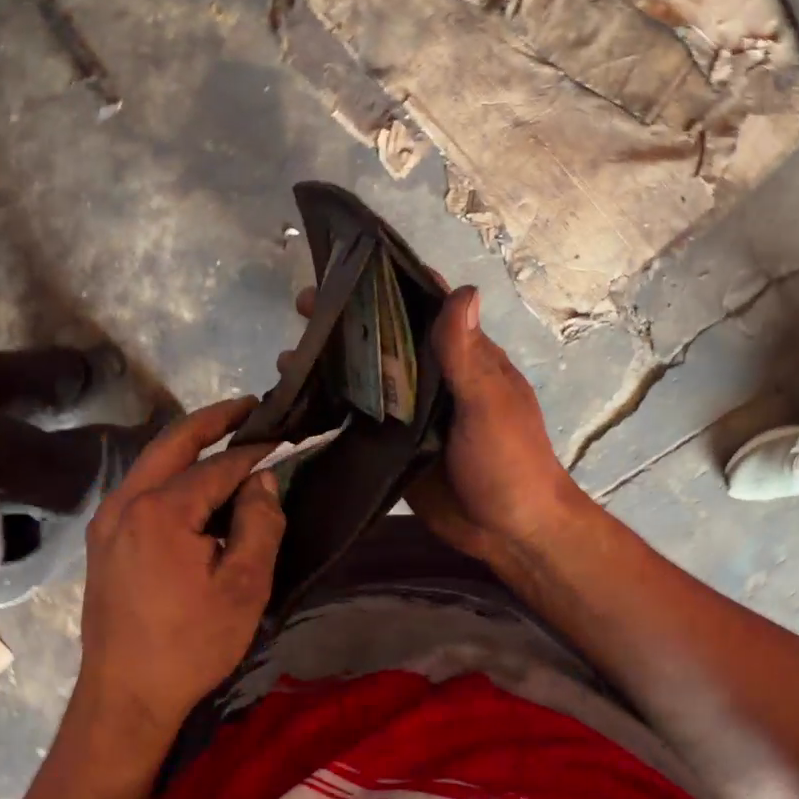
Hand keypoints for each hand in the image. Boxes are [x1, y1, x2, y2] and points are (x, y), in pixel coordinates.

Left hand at [79, 397, 285, 733]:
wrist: (125, 694)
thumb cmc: (190, 645)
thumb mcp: (243, 587)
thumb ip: (259, 524)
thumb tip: (262, 480)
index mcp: (160, 510)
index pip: (217, 466)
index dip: (254, 451)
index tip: (284, 437)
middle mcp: (125, 502)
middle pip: (172, 444)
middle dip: (213, 421)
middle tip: (249, 406)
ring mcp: (107, 521)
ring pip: (152, 464)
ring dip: (188, 446)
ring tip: (227, 436)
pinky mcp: (103, 541)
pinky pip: (140, 490)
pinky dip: (170, 474)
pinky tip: (194, 483)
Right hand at [280, 284, 580, 572]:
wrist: (509, 535)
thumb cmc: (510, 463)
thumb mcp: (488, 406)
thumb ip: (467, 356)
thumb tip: (462, 290)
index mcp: (463, 359)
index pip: (426, 306)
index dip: (391, 281)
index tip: (348, 263)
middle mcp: (433, 379)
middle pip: (386, 338)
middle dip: (347, 320)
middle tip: (302, 306)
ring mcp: (411, 415)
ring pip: (367, 378)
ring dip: (331, 364)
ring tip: (287, 358)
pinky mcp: (393, 448)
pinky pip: (358, 420)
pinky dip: (330, 409)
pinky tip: (296, 405)